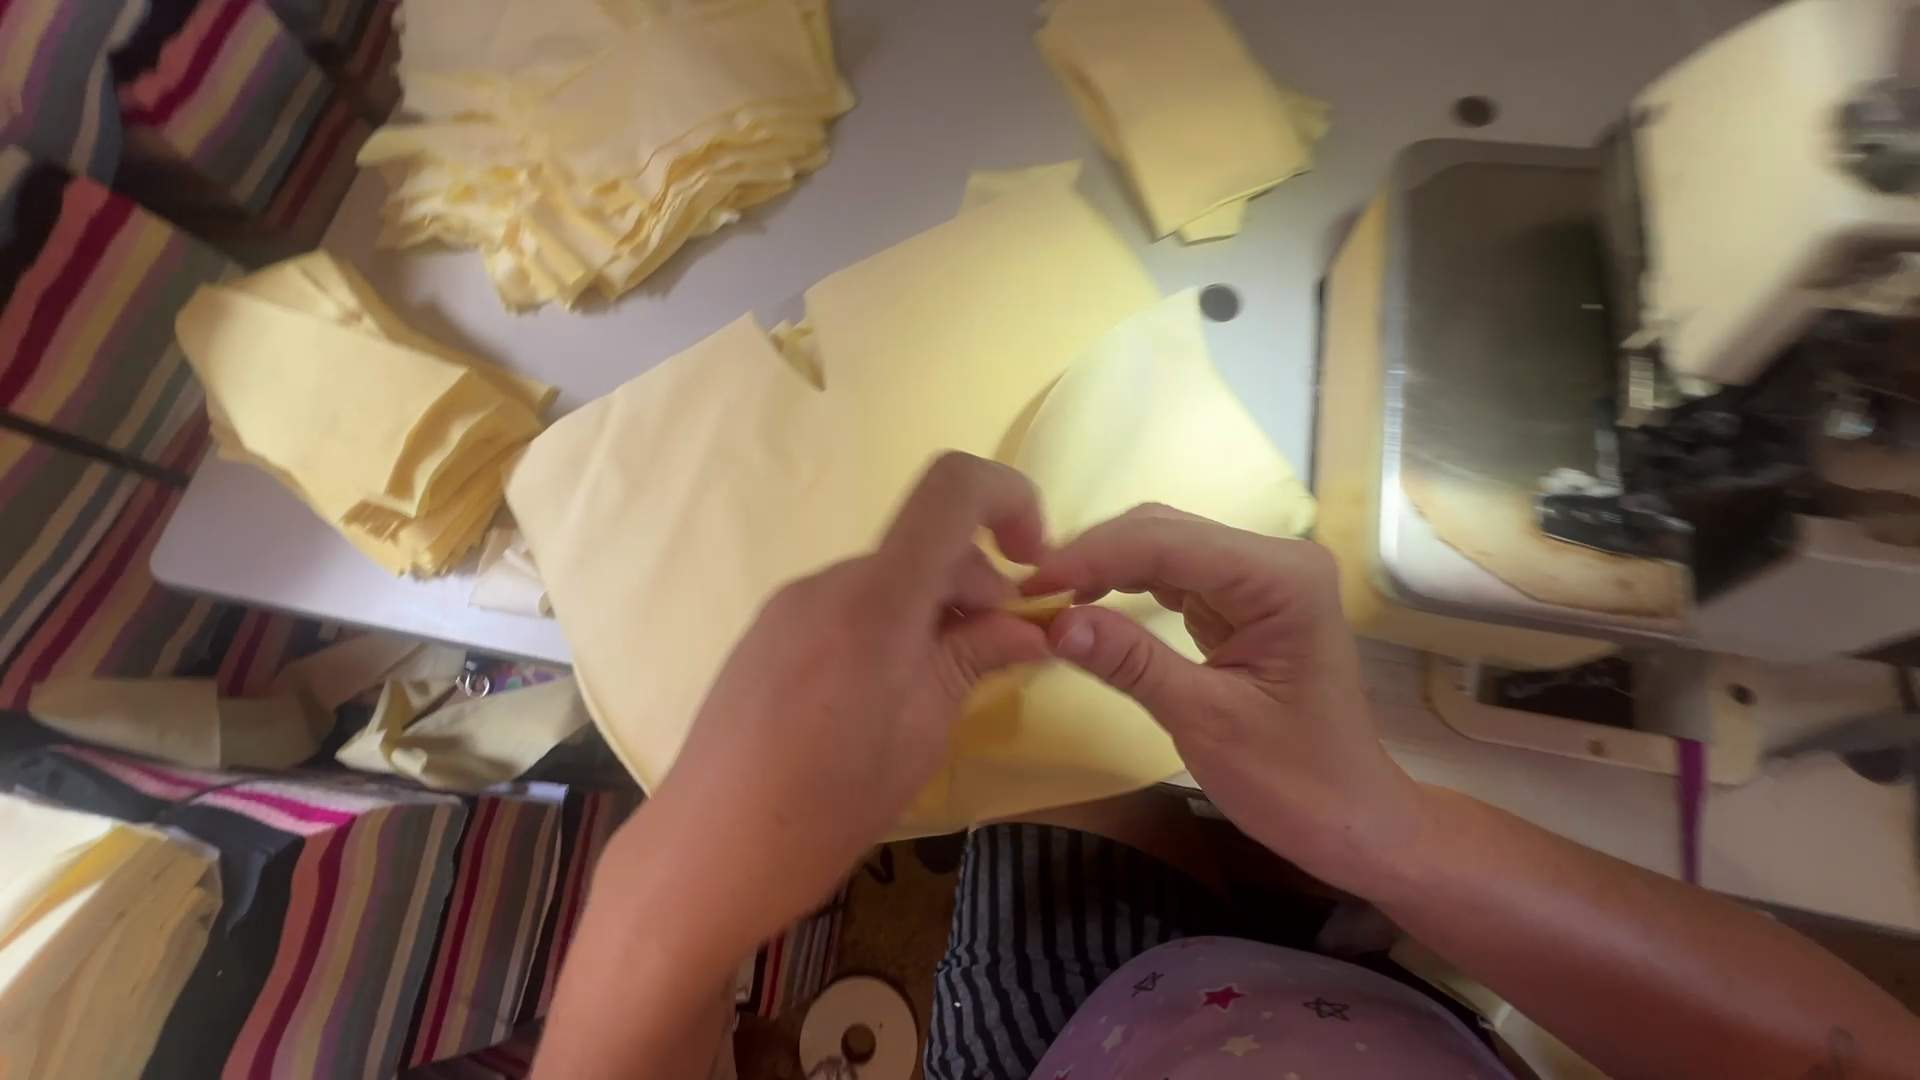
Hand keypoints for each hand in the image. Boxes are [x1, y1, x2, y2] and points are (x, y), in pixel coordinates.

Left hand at [635, 452, 1053, 955]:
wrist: (702, 855)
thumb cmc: (825, 811)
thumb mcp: (921, 735)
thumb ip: (973, 659)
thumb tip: (1029, 628)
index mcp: (875, 602)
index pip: (952, 490)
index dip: (1008, 496)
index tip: (1032, 557)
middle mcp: (829, 581)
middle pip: (925, 541)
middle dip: (977, 583)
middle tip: (1000, 650)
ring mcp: (791, 600)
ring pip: (890, 573)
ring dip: (934, 606)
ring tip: (940, 680)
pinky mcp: (770, 626)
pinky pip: (851, 599)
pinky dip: (892, 619)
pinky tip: (886, 686)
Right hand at [1026, 504, 1423, 891]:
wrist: (1352, 822)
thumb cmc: (1295, 783)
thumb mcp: (1206, 723)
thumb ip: (1131, 664)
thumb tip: (1054, 623)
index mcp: (1282, 578)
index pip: (1168, 544)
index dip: (1093, 557)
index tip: (1030, 586)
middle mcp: (1273, 560)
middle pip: (1163, 531)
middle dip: (1093, 556)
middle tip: (1030, 592)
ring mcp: (1257, 578)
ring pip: (1161, 546)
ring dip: (1103, 566)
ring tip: (1048, 595)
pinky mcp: (1240, 601)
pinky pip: (1170, 575)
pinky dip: (1124, 584)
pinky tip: (1088, 600)